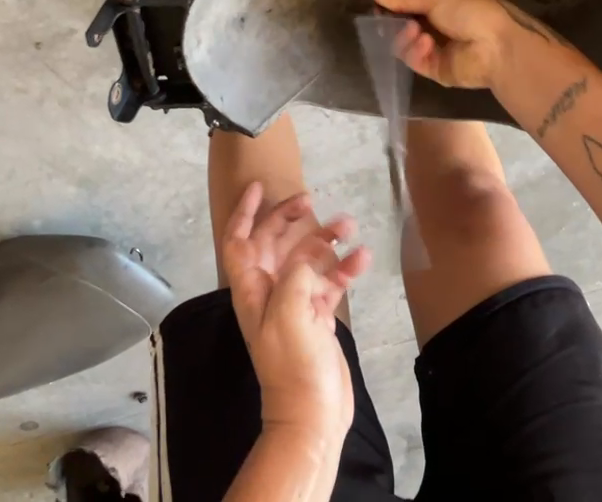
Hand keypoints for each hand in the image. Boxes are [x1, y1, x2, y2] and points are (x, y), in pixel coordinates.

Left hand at [220, 182, 371, 437]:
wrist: (313, 414)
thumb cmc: (292, 364)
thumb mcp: (288, 313)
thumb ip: (296, 275)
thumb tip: (311, 257)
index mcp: (252, 289)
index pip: (239, 241)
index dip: (244, 212)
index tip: (259, 186)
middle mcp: (271, 290)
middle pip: (275, 242)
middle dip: (290, 218)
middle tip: (311, 200)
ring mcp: (296, 303)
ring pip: (307, 258)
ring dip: (325, 240)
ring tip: (349, 224)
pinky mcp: (319, 316)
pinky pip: (330, 281)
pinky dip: (345, 268)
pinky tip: (362, 258)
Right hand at [367, 0, 535, 89]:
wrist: (496, 45)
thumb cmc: (470, 11)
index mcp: (441, 7)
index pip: (409, 6)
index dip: (392, 5)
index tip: (377, 4)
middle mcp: (436, 28)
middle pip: (403, 27)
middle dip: (394, 22)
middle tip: (383, 18)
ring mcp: (435, 51)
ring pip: (404, 45)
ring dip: (405, 35)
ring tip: (415, 29)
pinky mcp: (435, 71)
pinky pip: (414, 61)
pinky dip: (415, 50)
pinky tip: (425, 42)